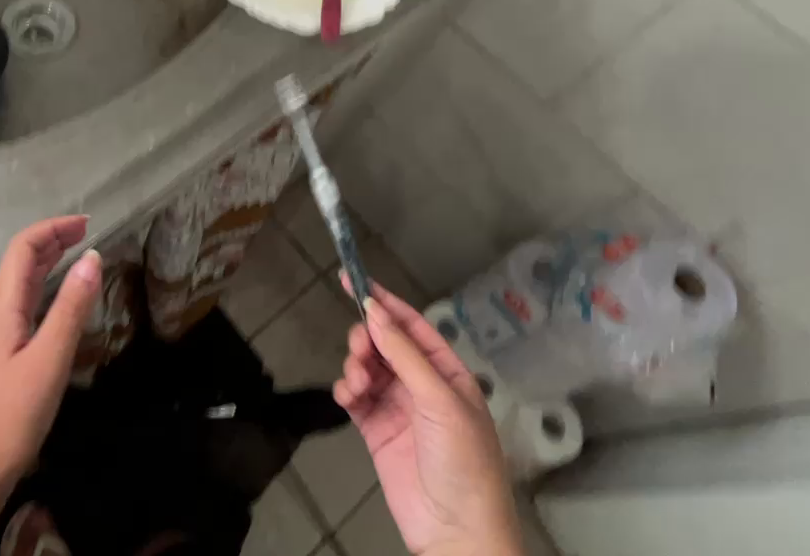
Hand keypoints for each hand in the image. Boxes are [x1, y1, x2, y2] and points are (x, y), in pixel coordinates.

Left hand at [0, 216, 103, 486]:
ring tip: (78, 252)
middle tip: (87, 232)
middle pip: (20, 260)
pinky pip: (23, 303)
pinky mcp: (1, 353)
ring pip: (21, 282)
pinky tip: (60, 299)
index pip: (23, 248)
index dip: (53, 228)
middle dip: (52, 239)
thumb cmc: (12, 416)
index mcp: (2, 306)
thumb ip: (71, 308)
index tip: (88, 223)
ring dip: (47, 260)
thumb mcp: (49, 360)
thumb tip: (93, 258)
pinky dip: (45, 286)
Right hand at [334, 282, 522, 555]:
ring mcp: (398, 408)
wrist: (455, 531)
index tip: (352, 279)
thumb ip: (404, 353)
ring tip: (358, 384)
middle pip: (384, 345)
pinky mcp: (376, 430)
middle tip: (359, 350)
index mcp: (447, 373)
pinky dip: (346, 391)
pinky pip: (354, 397)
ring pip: (366, 368)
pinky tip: (348, 397)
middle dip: (366, 340)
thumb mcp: (440, 401)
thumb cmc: (463, 462)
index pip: (412, 326)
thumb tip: (374, 311)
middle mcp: (421, 385)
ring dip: (356, 367)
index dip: (384, 301)